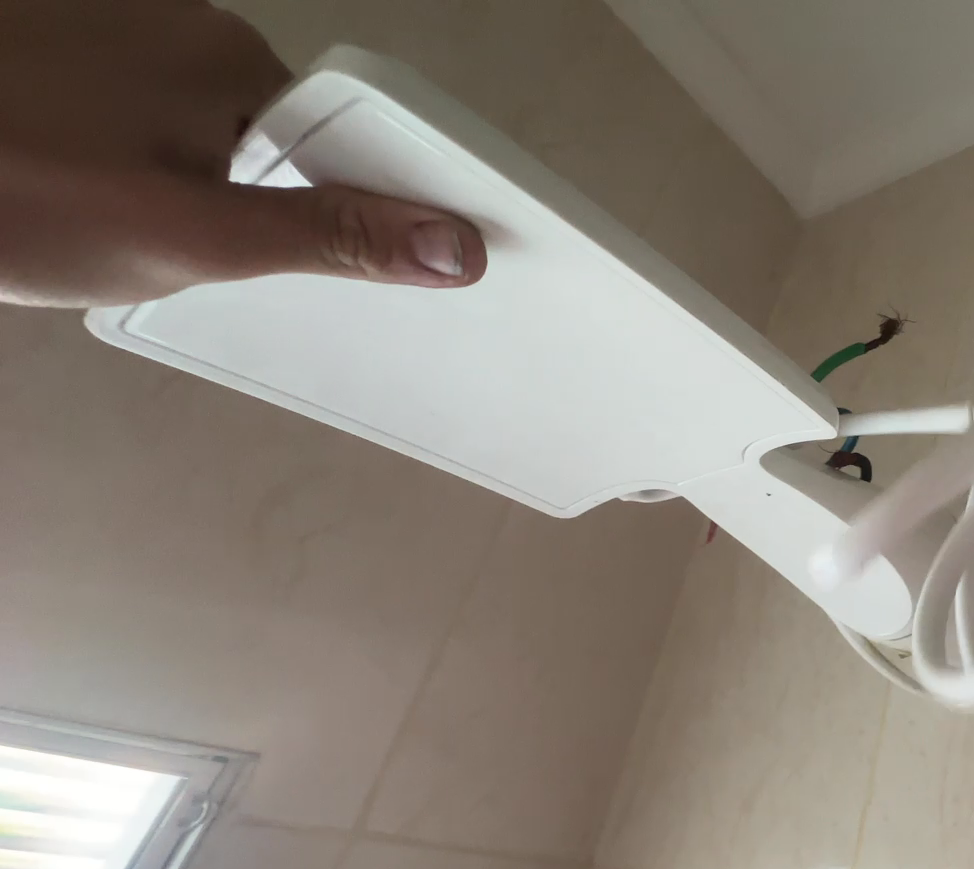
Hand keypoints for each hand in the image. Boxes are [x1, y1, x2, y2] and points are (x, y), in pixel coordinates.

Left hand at [0, 0, 485, 306]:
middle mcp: (180, 27)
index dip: (377, 207)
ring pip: (234, 140)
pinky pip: (175, 132)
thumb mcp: (193, 236)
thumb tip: (459, 248)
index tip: (372, 267)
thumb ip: (334, 239)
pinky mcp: (75, 62)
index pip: (357, 140)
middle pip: (298, 140)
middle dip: (293, 209)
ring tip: (158, 231)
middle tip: (229, 252)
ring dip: (231, 202)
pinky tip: (124, 206)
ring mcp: (119, 39)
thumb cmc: (1, 194)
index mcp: (226, 55)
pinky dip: (179, 180)